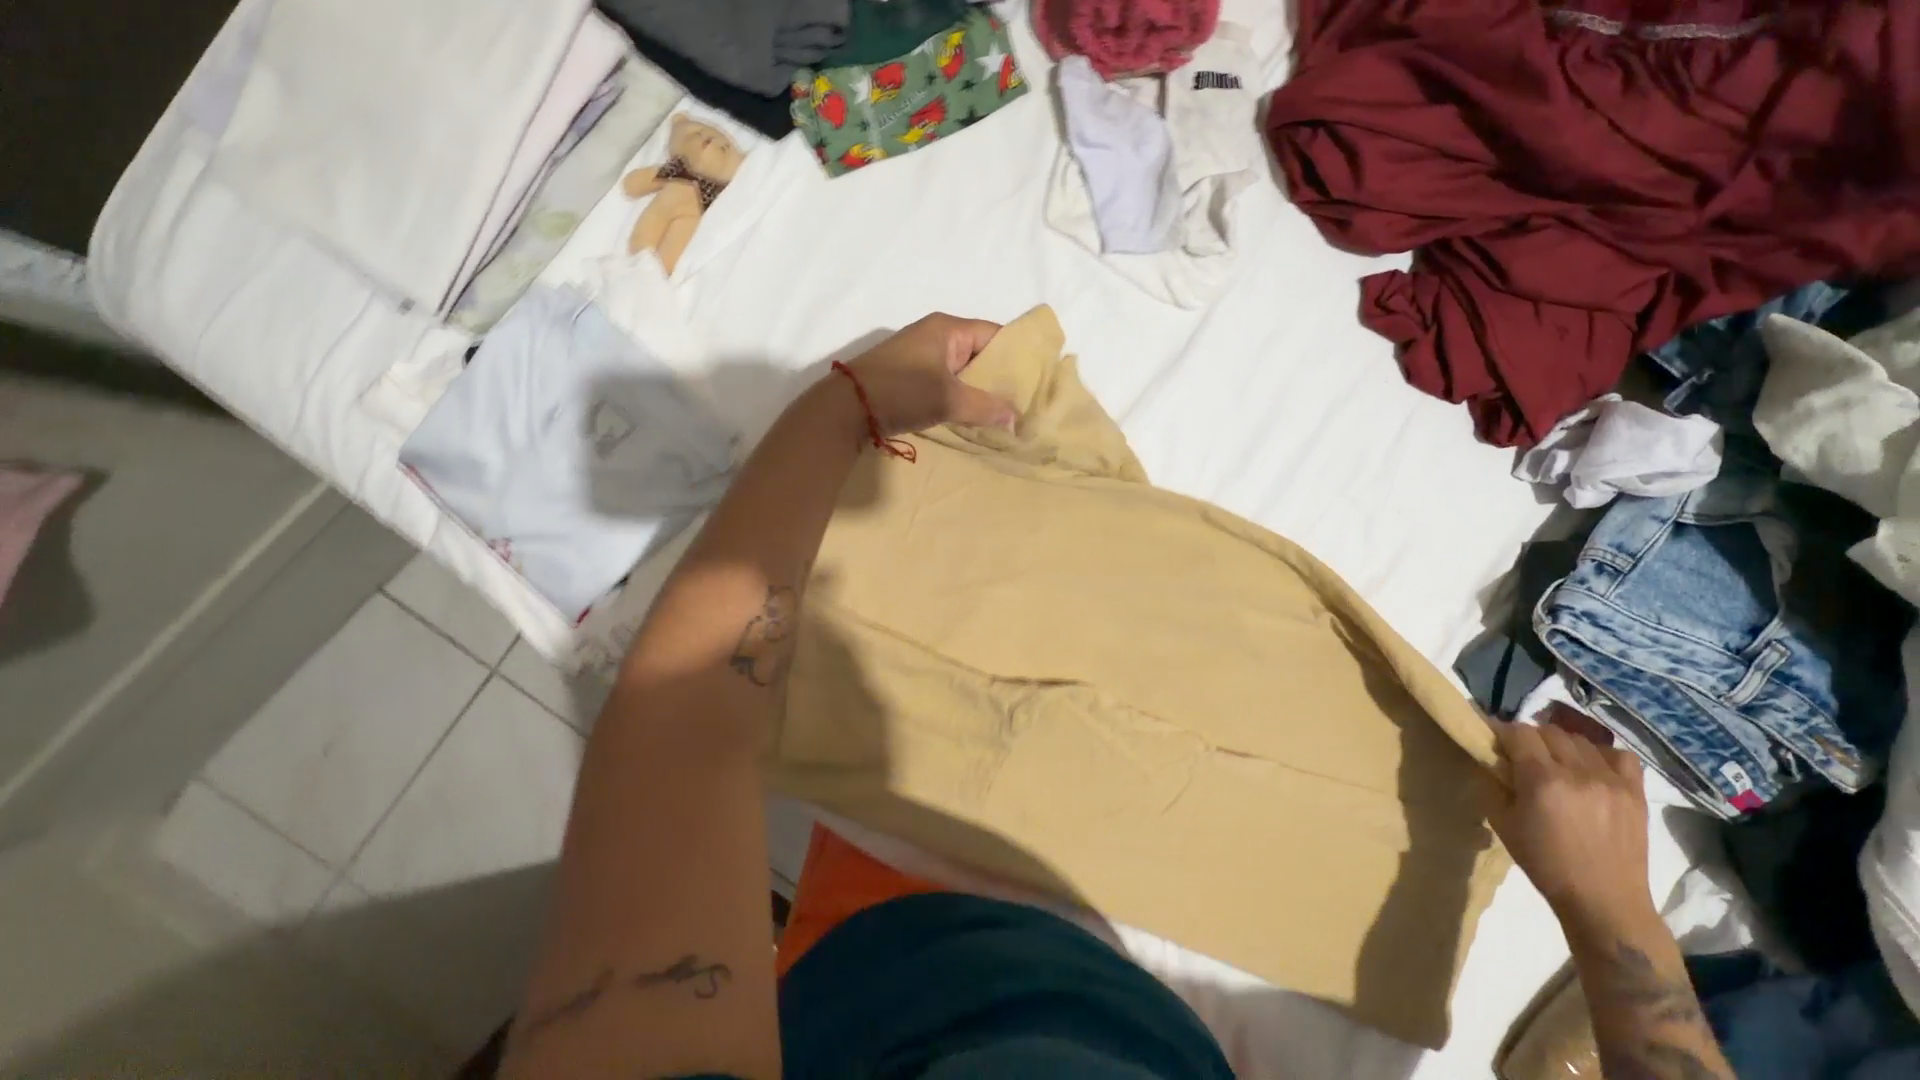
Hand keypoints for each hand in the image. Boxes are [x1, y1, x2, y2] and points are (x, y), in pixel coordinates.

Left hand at [835, 313, 1018, 435]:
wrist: (844, 408)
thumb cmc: (900, 392)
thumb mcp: (948, 399)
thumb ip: (985, 407)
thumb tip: (1015, 418)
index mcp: (948, 328)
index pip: (996, 334)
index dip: (1019, 355)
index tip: (1039, 378)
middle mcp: (936, 335)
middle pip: (981, 352)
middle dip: (1001, 376)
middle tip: (1026, 401)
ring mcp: (921, 356)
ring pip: (963, 370)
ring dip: (981, 390)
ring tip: (1006, 413)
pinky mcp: (910, 377)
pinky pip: (947, 382)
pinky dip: (961, 396)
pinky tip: (974, 417)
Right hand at [1488, 708, 1656, 931]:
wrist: (1604, 899)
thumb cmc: (1545, 863)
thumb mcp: (1502, 823)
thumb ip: (1492, 784)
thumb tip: (1489, 758)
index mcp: (1541, 780)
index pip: (1518, 732)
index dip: (1502, 733)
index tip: (1495, 742)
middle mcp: (1578, 772)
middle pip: (1549, 731)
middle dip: (1531, 738)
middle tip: (1523, 757)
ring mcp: (1612, 780)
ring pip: (1581, 740)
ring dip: (1562, 745)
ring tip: (1557, 765)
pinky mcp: (1635, 791)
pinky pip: (1618, 755)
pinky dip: (1600, 755)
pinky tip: (1591, 770)